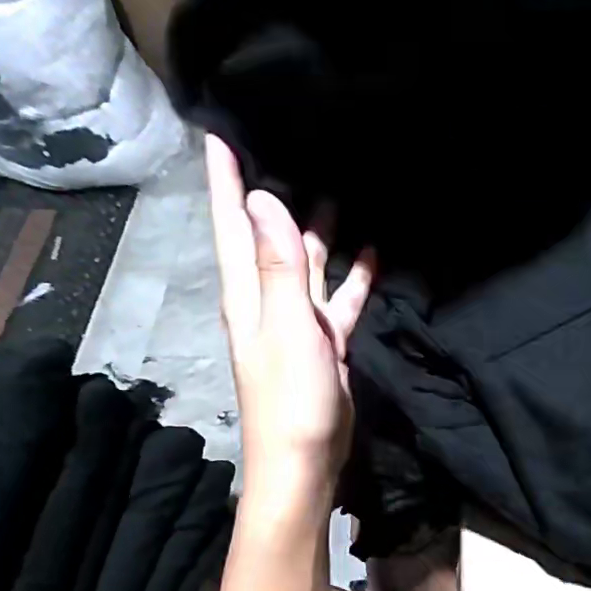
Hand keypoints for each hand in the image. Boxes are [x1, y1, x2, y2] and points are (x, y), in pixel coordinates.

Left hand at [206, 134, 374, 494]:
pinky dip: (354, 275)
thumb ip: (278, 266)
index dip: (223, 178)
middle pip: (268, 236)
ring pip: (307, 263)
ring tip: (339, 192)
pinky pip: (339, 296)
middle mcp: (267, 299)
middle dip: (274, 194)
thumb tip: (263, 199)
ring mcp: (298, 320)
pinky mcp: (325, 340)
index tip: (218, 132)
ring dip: (320, 231)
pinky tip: (372, 253)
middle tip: (288, 148)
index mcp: (246, 292)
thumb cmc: (289, 396)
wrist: (305, 457)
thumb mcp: (285, 327)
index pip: (231, 223)